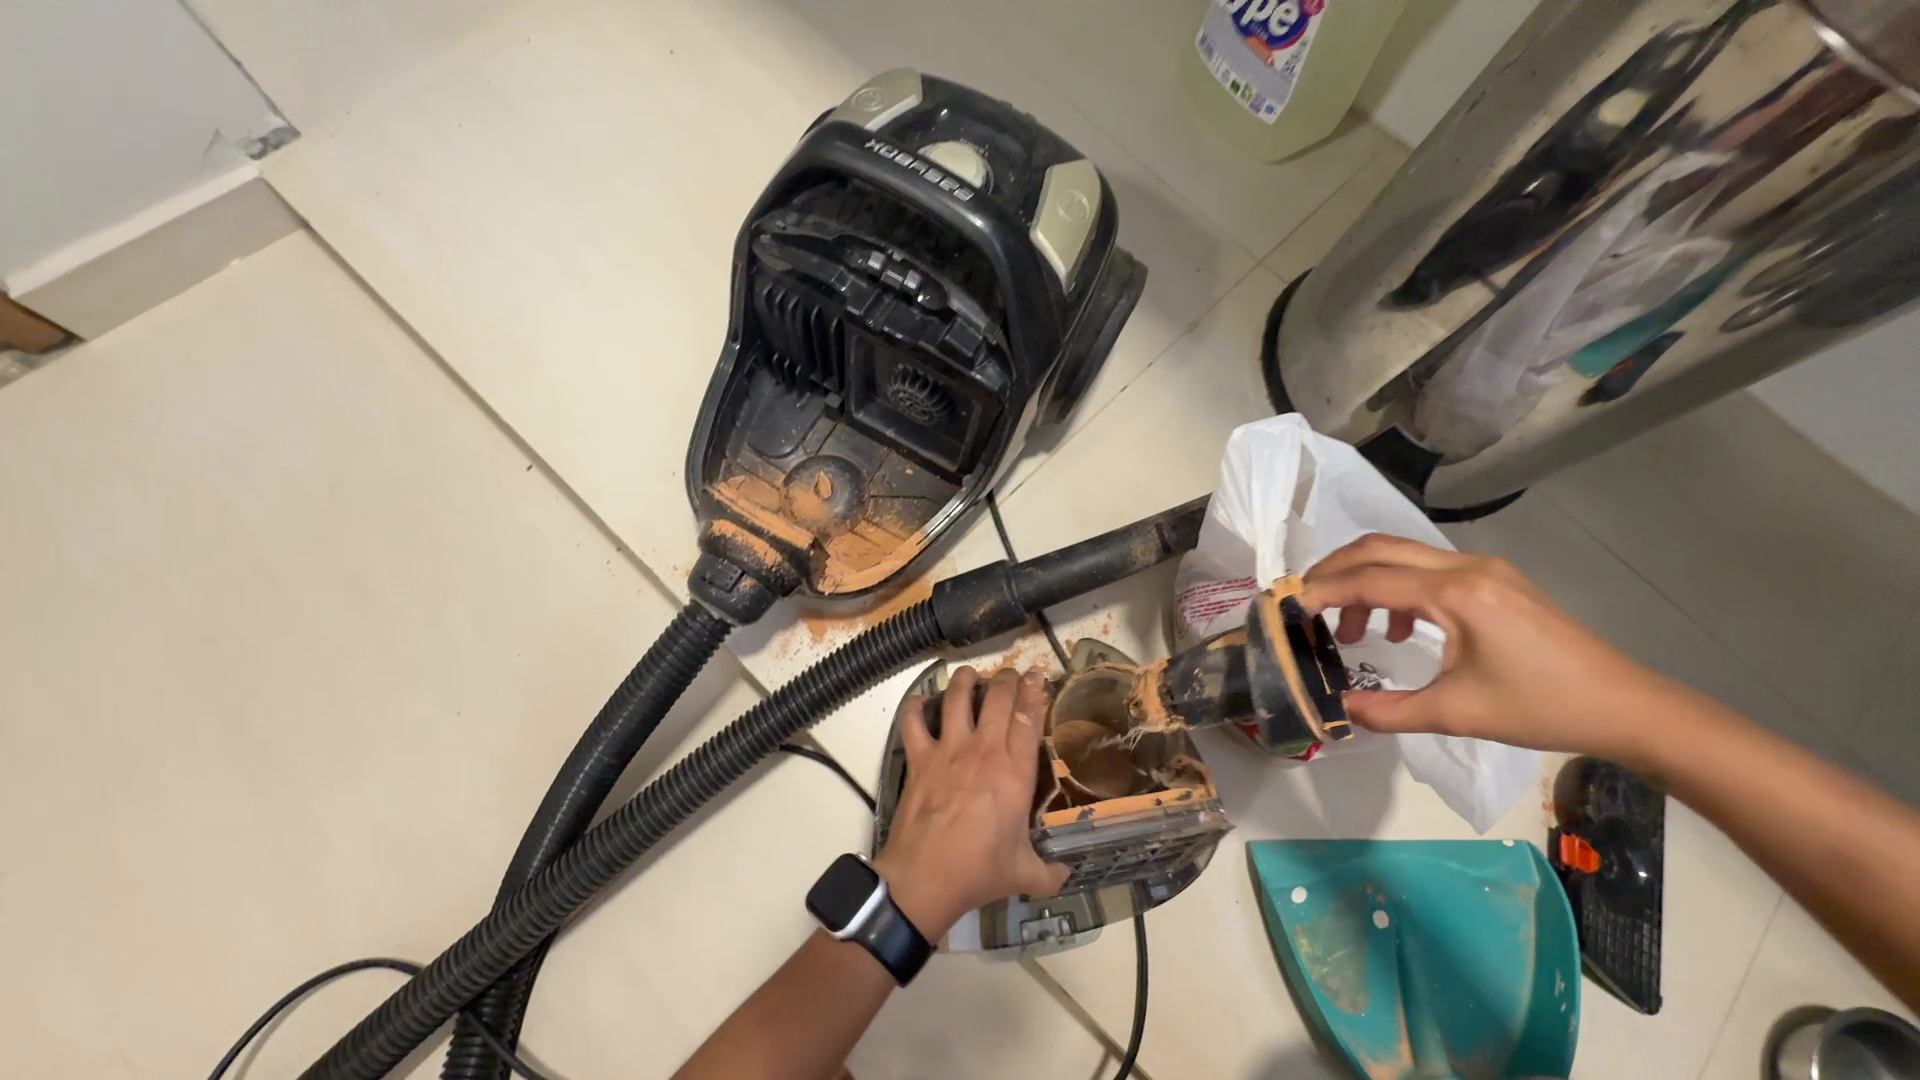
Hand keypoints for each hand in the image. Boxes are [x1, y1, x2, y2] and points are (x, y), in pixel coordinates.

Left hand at [873, 667, 1069, 938]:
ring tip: (970, 675)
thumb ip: (1050, 872)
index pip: (1029, 716)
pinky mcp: (919, 758)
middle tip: (1009, 675)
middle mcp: (984, 751)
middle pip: (998, 696)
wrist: (925, 878)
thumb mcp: (1024, 874)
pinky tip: (921, 702)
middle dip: (1006, 678)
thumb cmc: (979, 872)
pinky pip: (914, 721)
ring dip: (965, 680)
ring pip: (958, 697)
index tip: (1037, 676)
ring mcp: (949, 750)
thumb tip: (1066, 875)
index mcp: (1016, 772)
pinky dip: (916, 706)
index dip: (1034, 690)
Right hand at [1300, 533, 1680, 763]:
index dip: (1321, 591)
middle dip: (1333, 570)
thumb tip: (1336, 710)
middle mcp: (1467, 568)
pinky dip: (1395, 590)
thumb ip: (1387, 710)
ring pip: (1403, 556)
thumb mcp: (1456, 714)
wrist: (1625, 707)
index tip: (1286, 608)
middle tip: (1303, 603)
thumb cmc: (1542, 708)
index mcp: (1457, 594)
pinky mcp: (1495, 581)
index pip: (1369, 579)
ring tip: (1347, 630)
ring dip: (1364, 581)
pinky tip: (1397, 630)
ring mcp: (1484, 570)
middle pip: (1380, 548)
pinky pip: (1427, 570)